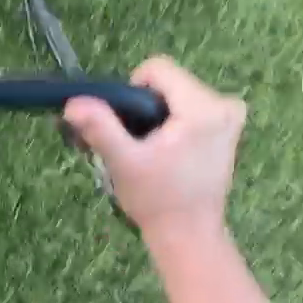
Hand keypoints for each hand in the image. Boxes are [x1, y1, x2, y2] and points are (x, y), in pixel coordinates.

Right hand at [62, 56, 246, 243]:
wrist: (187, 232)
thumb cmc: (156, 199)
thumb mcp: (123, 162)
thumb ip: (100, 127)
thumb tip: (73, 102)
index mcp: (203, 107)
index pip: (157, 69)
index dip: (129, 93)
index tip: (125, 127)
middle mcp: (224, 104)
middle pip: (166, 84)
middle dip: (140, 109)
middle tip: (129, 145)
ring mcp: (230, 116)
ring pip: (174, 97)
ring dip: (153, 119)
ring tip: (144, 152)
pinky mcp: (227, 129)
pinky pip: (188, 110)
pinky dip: (169, 126)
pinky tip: (162, 154)